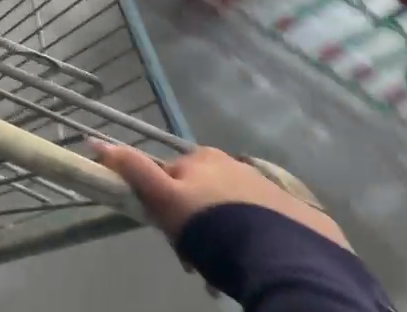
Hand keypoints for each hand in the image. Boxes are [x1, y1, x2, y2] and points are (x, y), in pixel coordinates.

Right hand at [94, 144, 349, 250]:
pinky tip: (265, 260)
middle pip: (212, 191)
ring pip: (244, 210)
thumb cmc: (212, 227)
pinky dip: (270, 239)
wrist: (287, 265)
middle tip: (200, 250)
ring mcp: (280, 192)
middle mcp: (243, 166)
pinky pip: (281, 226)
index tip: (170, 227)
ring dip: (234, 230)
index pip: (176, 174)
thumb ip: (132, 168)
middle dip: (203, 217)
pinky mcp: (312, 220)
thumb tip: (94, 141)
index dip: (168, 199)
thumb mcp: (163, 198)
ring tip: (232, 261)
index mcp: (206, 158)